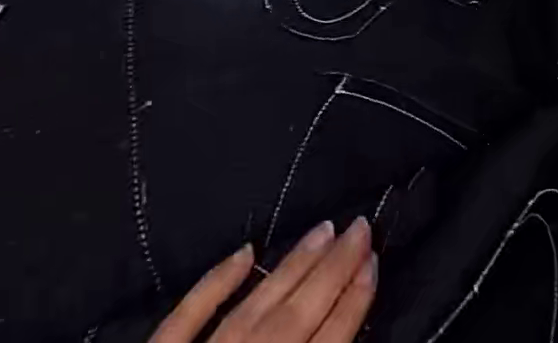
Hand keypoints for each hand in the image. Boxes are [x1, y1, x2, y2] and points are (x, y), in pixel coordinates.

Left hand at [150, 219, 377, 342]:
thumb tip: (344, 332)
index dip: (354, 300)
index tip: (374, 260)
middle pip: (295, 316)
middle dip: (333, 269)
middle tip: (360, 224)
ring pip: (252, 309)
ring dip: (291, 267)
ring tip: (323, 228)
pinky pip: (183, 322)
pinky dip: (214, 285)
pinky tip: (245, 252)